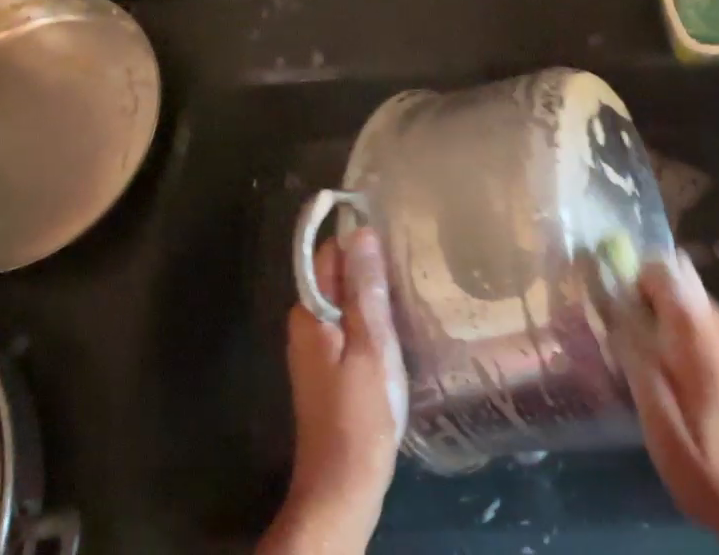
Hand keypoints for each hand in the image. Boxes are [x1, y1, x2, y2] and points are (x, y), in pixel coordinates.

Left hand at [260, 228, 406, 554]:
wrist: (343, 485)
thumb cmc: (360, 415)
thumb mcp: (371, 346)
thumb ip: (365, 290)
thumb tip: (361, 233)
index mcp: (310, 314)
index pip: (328, 254)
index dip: (358, 240)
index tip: (395, 235)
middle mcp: (306, 324)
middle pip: (335, 276)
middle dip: (368, 267)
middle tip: (412, 264)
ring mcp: (316, 348)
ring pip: (345, 302)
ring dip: (373, 294)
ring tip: (412, 288)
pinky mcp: (329, 368)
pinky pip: (349, 326)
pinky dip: (371, 320)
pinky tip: (399, 325)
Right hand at [617, 257, 718, 554]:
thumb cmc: (715, 471)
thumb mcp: (663, 426)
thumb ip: (639, 362)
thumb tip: (614, 312)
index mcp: (701, 334)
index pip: (660, 271)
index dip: (626, 281)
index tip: (604, 312)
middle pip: (668, 285)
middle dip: (635, 305)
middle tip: (612, 346)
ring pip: (679, 305)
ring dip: (651, 324)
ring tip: (632, 368)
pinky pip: (693, 325)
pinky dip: (670, 340)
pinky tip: (661, 381)